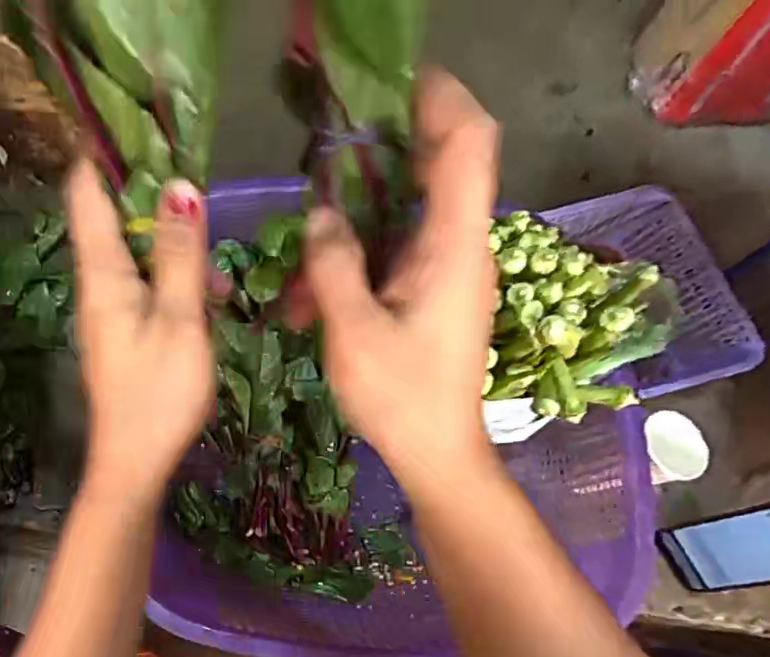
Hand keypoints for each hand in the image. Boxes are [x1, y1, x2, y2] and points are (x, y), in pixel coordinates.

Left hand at [64, 160, 215, 501]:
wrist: (136, 464)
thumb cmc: (159, 394)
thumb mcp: (180, 321)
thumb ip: (179, 256)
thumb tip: (179, 186)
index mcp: (102, 275)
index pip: (88, 191)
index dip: (108, 153)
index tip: (146, 129)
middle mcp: (97, 287)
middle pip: (118, 223)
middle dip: (160, 209)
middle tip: (207, 209)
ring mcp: (109, 315)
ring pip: (139, 262)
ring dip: (177, 257)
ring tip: (221, 280)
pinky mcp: (124, 339)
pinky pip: (147, 294)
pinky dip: (175, 289)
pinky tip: (209, 307)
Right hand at [302, 71, 501, 487]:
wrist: (436, 456)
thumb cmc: (401, 398)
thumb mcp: (353, 332)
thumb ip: (333, 265)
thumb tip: (320, 217)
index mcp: (452, 247)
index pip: (468, 141)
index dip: (439, 98)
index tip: (390, 87)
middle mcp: (458, 250)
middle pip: (433, 172)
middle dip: (376, 162)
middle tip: (324, 165)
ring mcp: (447, 276)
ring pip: (401, 225)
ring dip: (350, 235)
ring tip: (301, 275)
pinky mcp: (433, 301)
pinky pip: (395, 263)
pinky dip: (357, 269)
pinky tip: (315, 302)